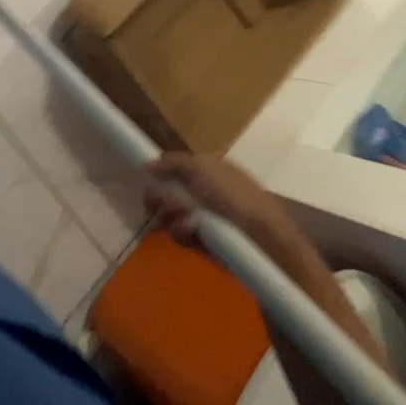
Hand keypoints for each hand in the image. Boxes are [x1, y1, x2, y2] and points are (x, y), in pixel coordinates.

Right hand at [145, 153, 292, 245]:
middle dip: (161, 197)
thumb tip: (146, 164)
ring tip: (184, 218)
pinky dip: (181, 232)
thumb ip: (172, 163)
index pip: (173, 170)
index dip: (158, 175)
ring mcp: (202, 218)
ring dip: (171, 215)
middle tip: (167, 202)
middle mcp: (203, 192)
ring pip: (169, 215)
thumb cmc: (232, 195)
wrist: (260, 238)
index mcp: (206, 171)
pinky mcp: (202, 243)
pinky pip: (180, 235)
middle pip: (166, 193)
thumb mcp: (202, 167)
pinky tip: (190, 231)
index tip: (146, 179)